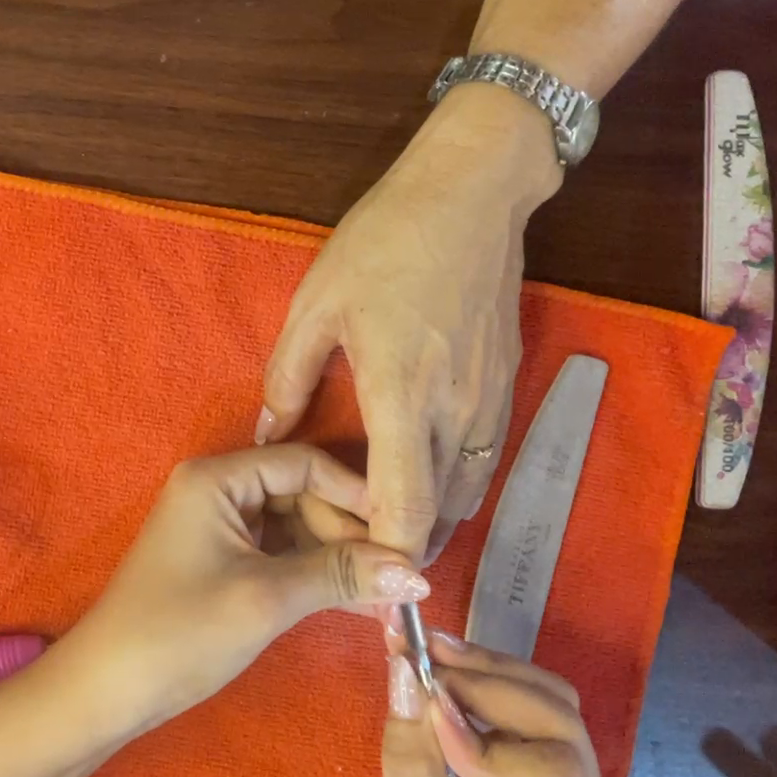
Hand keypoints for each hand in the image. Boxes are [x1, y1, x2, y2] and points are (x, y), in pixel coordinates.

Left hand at [55, 445, 431, 735]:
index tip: (408, 530)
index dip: (357, 494)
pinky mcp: (223, 559)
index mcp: (216, 478)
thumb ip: (340, 574)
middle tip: (405, 573)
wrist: (108, 688)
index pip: (303, 464)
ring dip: (338, 556)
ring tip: (391, 592)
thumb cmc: (181, 631)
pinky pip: (279, 552)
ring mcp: (219, 525)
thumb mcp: (266, 598)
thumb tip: (418, 570)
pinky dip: (314, 572)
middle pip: (301, 493)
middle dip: (350, 532)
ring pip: (295, 526)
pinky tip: (357, 599)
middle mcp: (217, 489)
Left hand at [258, 88, 561, 561]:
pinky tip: (423, 486)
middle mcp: (455, 412)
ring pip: (467, 493)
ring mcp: (492, 402)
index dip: (384, 554)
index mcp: (400, 394)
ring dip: (432, 522)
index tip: (358, 580)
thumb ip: (289, 376)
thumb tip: (267, 428)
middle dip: (403, 548)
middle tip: (361, 561)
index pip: (402, 505)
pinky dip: (455, 489)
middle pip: (440, 514)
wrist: (471, 196)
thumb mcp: (315, 305)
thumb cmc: (382, 245)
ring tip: (386, 535)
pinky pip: (483, 462)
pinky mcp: (509, 387)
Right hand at [364, 629, 610, 776]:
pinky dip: (462, 672)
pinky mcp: (504, 756)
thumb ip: (414, 774)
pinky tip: (421, 658)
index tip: (432, 722)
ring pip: (538, 701)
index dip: (494, 747)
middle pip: (558, 725)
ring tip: (419, 649)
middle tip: (421, 660)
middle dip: (486, 684)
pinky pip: (500, 702)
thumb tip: (405, 676)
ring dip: (476, 668)